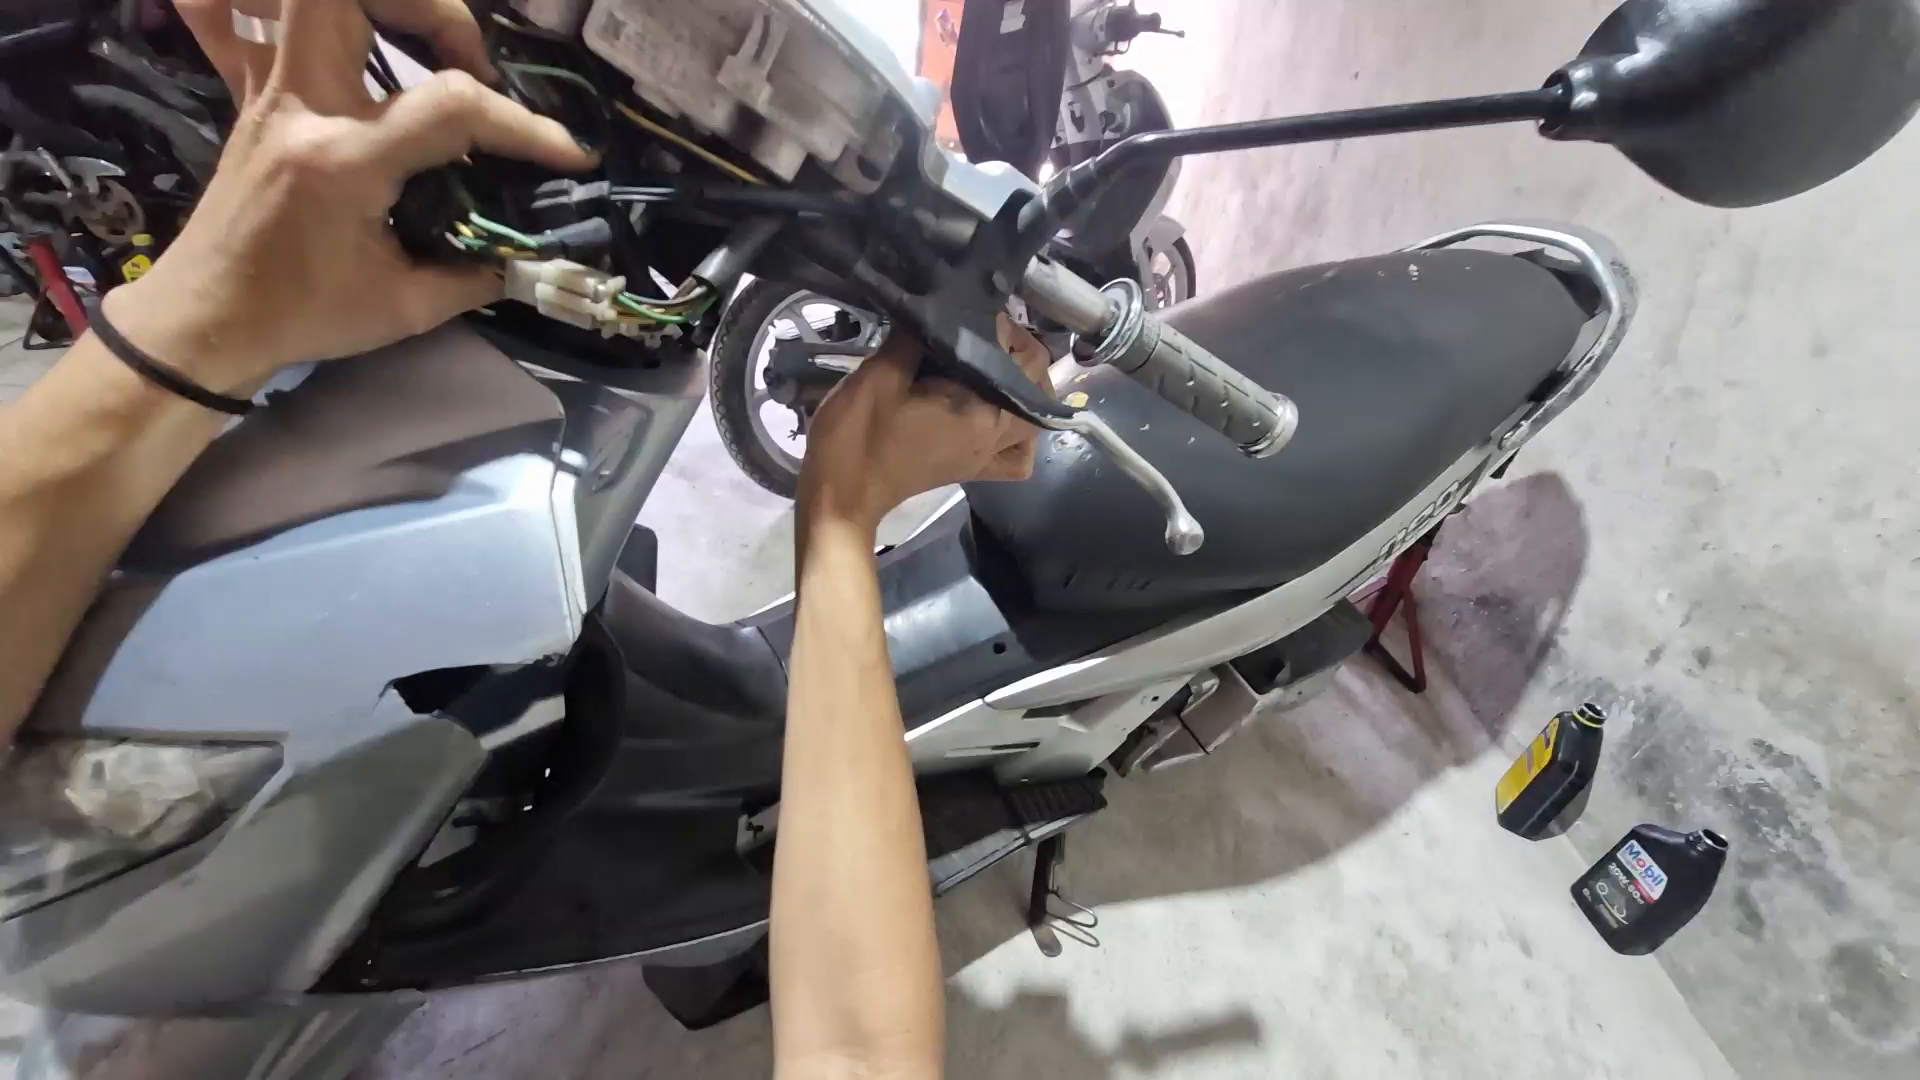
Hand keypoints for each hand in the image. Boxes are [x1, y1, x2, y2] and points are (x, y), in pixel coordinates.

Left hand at [112, 0, 593, 393]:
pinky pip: (296, 30)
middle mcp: (303, 107)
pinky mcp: (266, 98)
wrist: (210, 311)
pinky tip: (396, 77)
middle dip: (433, 13)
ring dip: (391, 11)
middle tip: (478, 71)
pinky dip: (357, 34)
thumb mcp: (411, 307)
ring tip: (445, 63)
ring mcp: (275, 93)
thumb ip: (479, 272)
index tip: (573, 154)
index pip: (450, 110)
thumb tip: (530, 252)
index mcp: (344, 162)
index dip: (524, 126)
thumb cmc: (309, 313)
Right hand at [799, 315, 1051, 534]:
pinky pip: (1015, 457)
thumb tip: (936, 306)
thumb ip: (914, 337)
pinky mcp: (972, 469)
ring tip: (997, 367)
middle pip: (1038, 387)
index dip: (1004, 325)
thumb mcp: (880, 375)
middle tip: (986, 332)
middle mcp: (994, 436)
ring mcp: (985, 457)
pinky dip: (1017, 437)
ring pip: (1033, 421)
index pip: (1022, 358)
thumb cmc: (859, 436)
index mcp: (981, 412)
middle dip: (1021, 352)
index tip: (972, 309)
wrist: (842, 496)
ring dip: (1026, 391)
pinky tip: (997, 417)